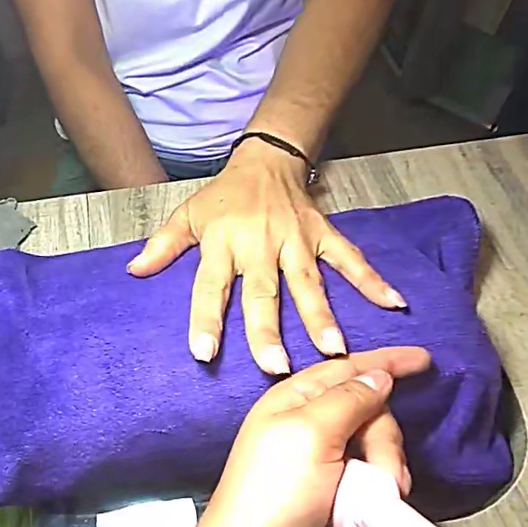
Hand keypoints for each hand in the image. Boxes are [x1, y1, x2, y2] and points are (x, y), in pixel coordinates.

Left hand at [126, 140, 404, 375]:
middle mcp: (259, 245)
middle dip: (269, 330)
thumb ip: (162, 246)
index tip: (204, 353)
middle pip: (263, 292)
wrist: (265, 159)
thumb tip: (133, 271)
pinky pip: (350, 258)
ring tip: (335, 351)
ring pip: (308, 282)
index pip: (210, 287)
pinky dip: (372, 278)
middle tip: (275, 367)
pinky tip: (394, 303)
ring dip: (321, 315)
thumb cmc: (222, 196)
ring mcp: (295, 240)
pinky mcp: (323, 233)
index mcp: (222, 244)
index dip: (206, 319)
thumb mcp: (186, 216)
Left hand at [182, 347, 431, 526]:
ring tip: (369, 508)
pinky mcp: (336, 500)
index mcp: (292, 402)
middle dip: (386, 445)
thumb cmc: (271, 495)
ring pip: (379, 455)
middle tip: (385, 477)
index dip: (385, 363)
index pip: (346, 369)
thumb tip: (377, 375)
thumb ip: (347, 400)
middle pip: (372, 416)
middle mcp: (307, 428)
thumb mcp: (309, 434)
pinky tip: (358, 525)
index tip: (423, 359)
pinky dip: (373, 507)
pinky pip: (374, 491)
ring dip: (384, 482)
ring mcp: (323, 465)